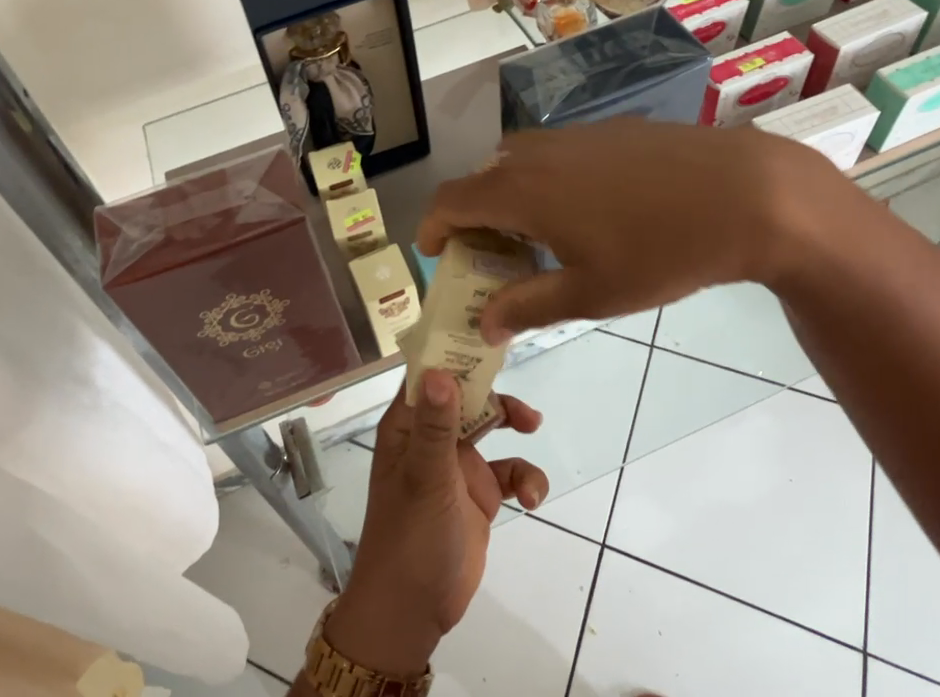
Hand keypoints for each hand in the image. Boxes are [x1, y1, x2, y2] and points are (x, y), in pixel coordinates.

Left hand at [321, 371, 547, 676]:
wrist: (415, 611)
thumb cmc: (410, 539)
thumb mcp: (425, 479)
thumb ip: (435, 426)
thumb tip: (439, 369)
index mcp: (406, 427)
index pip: (426, 373)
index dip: (452, 349)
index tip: (487, 327)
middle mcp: (430, 438)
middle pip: (466, 394)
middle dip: (494, 386)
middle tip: (518, 371)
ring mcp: (455, 466)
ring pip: (492, 427)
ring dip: (513, 426)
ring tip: (532, 428)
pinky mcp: (479, 495)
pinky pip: (509, 471)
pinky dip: (525, 478)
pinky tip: (533, 499)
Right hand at [416, 119, 840, 342]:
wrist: (749, 194)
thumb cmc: (661, 251)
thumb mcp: (590, 294)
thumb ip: (527, 306)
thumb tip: (486, 323)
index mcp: (519, 190)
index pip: (449, 201)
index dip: (433, 229)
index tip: (438, 256)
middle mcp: (536, 153)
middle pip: (481, 179)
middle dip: (473, 219)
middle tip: (493, 259)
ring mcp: (575, 135)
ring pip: (520, 163)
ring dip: (511, 198)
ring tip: (540, 239)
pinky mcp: (611, 129)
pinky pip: (557, 154)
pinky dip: (548, 181)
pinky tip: (591, 212)